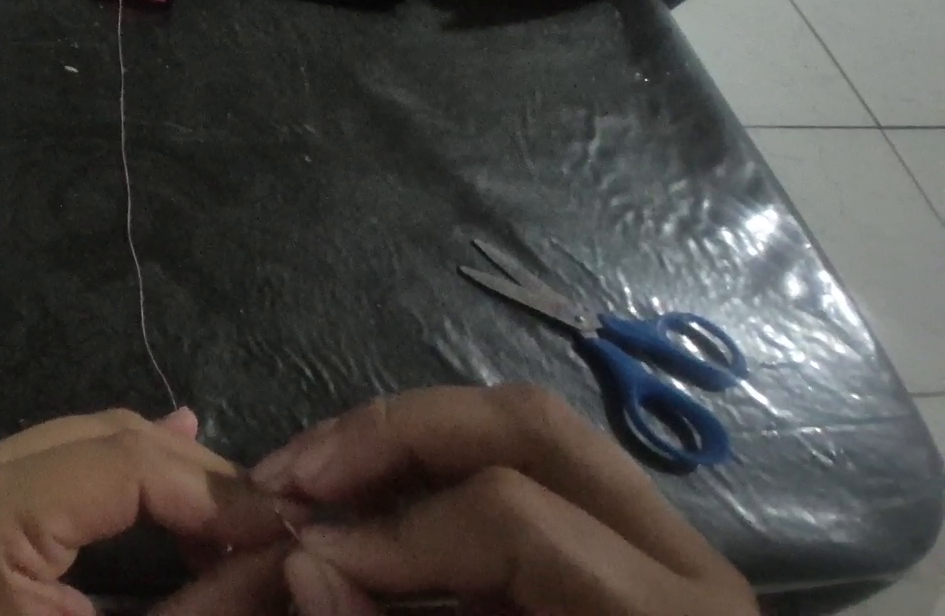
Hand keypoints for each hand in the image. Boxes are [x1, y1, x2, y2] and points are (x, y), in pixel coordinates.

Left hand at [0, 407, 284, 615]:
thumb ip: (204, 606)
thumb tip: (285, 549)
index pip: (123, 464)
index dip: (212, 490)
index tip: (283, 524)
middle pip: (110, 438)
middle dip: (197, 476)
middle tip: (270, 521)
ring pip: (93, 437)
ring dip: (168, 471)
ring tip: (236, 514)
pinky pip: (65, 453)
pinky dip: (126, 467)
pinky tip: (179, 459)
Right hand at [248, 385, 758, 615]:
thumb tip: (303, 563)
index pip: (514, 520)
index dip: (397, 532)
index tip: (308, 552)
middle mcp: (685, 566)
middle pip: (526, 426)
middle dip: (392, 432)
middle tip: (304, 468)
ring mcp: (661, 542)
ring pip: (516, 423)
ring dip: (400, 436)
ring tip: (321, 468)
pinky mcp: (620, 542)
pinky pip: (510, 460)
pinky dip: (423, 464)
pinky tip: (366, 491)